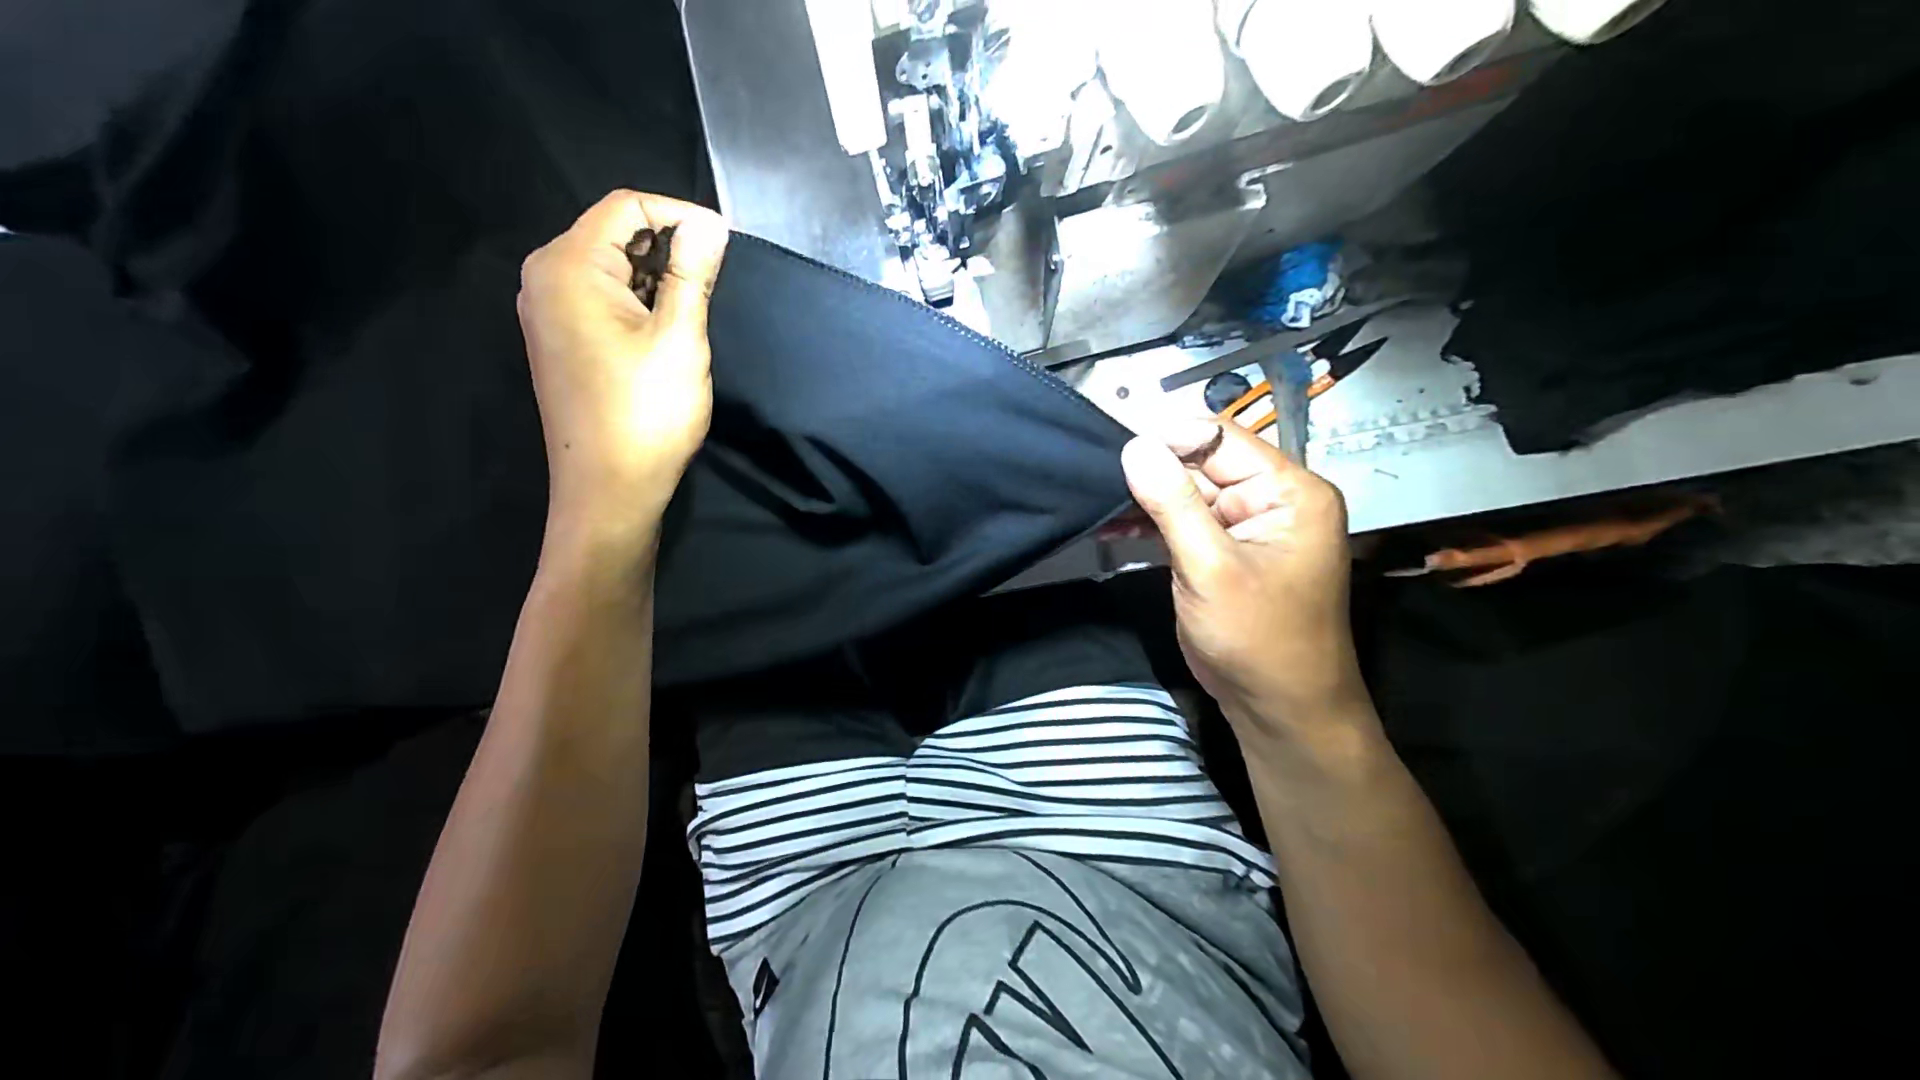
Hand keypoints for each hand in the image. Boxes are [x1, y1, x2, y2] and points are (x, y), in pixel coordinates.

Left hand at [516, 190, 729, 543]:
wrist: (608, 490)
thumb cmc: (646, 414)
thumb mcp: (680, 339)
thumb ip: (693, 274)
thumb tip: (710, 224)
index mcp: (567, 266)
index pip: (624, 206)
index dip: (679, 213)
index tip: (725, 242)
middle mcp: (545, 278)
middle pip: (612, 232)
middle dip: (668, 245)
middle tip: (714, 280)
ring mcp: (548, 312)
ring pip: (609, 267)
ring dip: (656, 276)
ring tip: (695, 308)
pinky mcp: (561, 340)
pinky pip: (600, 298)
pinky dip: (637, 300)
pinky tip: (665, 329)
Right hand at [1121, 420, 1365, 742]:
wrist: (1278, 708)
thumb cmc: (1256, 638)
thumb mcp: (1210, 567)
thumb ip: (1173, 503)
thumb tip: (1135, 445)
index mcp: (1289, 492)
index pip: (1221, 440)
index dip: (1168, 438)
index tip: (1115, 445)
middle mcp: (1272, 500)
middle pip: (1202, 465)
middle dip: (1151, 471)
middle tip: (1095, 472)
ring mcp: (1246, 528)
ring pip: (1188, 494)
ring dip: (1145, 499)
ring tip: (1097, 500)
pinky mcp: (1223, 552)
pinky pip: (1185, 524)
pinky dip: (1151, 524)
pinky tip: (1113, 525)